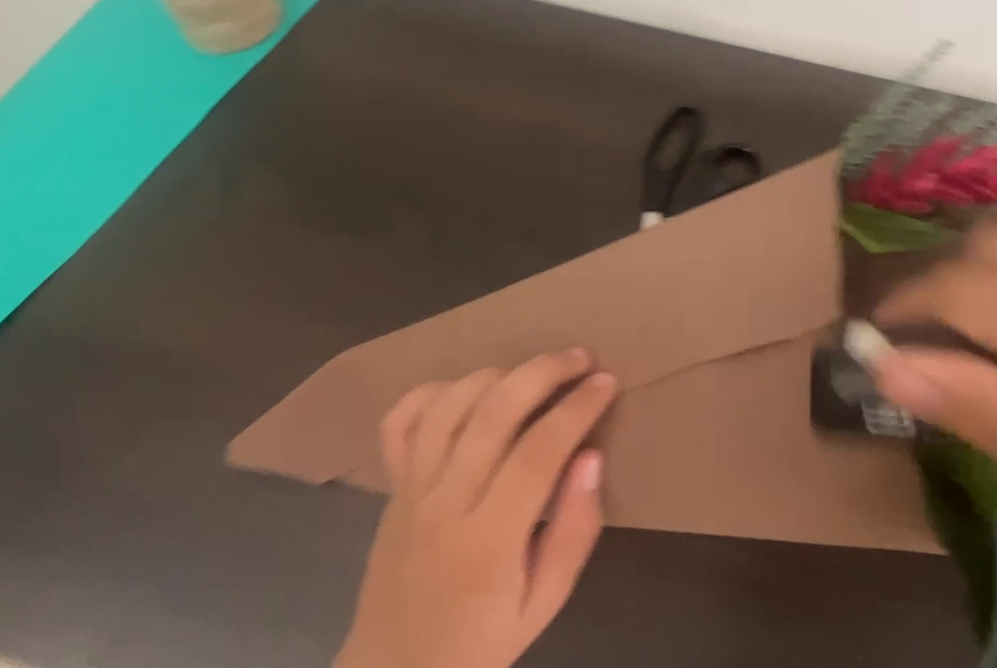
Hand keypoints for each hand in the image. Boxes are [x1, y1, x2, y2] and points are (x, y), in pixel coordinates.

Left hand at [335, 350, 616, 667]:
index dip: (577, 408)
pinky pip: (401, 419)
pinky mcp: (389, 483)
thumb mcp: (544, 604)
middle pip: (493, 412)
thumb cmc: (481, 642)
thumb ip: (572, 531)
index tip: (606, 382)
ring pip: (450, 404)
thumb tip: (591, 457)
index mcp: (488, 542)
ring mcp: (409, 488)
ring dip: (497, 373)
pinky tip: (467, 388)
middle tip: (580, 358)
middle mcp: (444, 502)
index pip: (538, 452)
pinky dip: (434, 390)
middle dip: (543, 372)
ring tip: (533, 371)